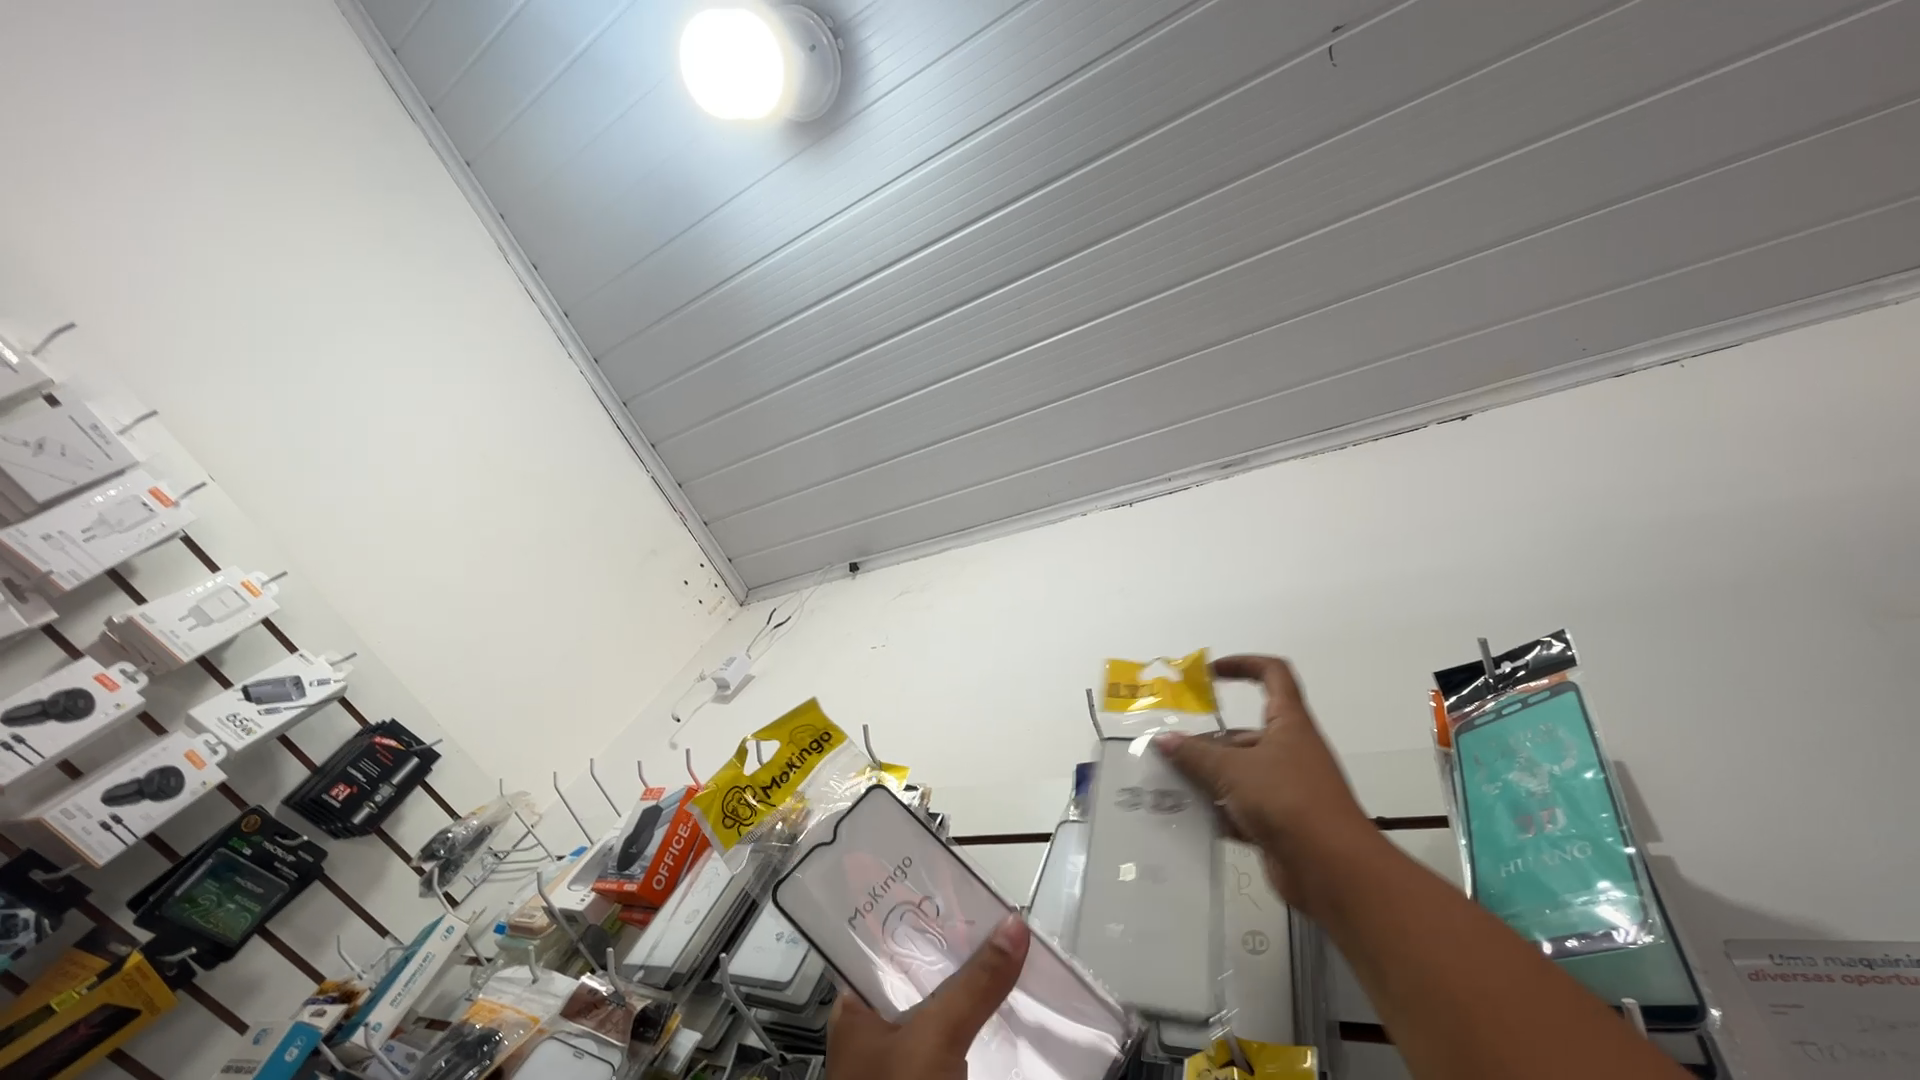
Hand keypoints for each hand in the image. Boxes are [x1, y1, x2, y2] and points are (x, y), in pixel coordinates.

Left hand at [825, 915, 1029, 1079]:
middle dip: (962, 953)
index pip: (886, 943)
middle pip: (923, 976)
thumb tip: (1013, 926)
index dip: (922, 915)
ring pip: (947, 1010)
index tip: (963, 891)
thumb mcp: (935, 1035)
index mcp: (857, 1008)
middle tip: (1004, 920)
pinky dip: (986, 1026)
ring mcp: (907, 1061)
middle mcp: (878, 1030)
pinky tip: (1015, 1009)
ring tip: (1018, 953)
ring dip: (979, 988)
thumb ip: (974, 983)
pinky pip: (963, 1043)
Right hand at [1156, 655, 1380, 912]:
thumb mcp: (1234, 771)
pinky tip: (1185, 818)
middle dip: (1206, 742)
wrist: (1332, 869)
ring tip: (1166, 785)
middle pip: (1244, 734)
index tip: (1210, 673)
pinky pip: (1241, 808)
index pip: (1273, 675)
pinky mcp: (1280, 823)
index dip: (1244, 665)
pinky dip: (1217, 812)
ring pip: (1239, 774)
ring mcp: (1286, 789)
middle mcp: (1290, 751)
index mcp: (1289, 724)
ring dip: (1207, 779)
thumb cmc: (1288, 800)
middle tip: (1167, 751)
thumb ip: (1196, 755)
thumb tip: (1164, 740)